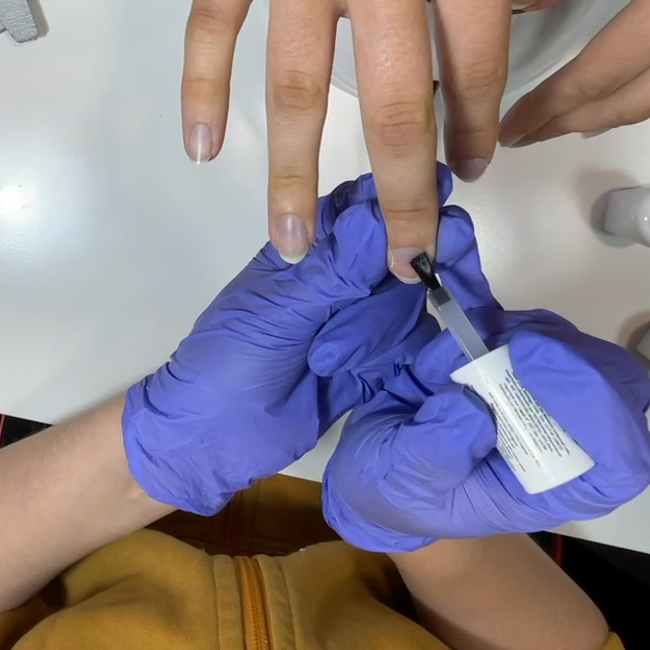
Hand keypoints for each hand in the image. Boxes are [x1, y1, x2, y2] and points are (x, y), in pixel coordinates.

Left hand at [123, 170, 448, 513]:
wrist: (215, 436)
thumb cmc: (229, 362)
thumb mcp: (278, 312)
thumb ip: (335, 270)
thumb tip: (383, 215)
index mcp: (308, 248)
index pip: (369, 212)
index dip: (405, 215)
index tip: (434, 229)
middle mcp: (342, 278)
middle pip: (402, 258)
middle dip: (396, 285)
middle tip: (364, 315)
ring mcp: (360, 321)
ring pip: (408, 307)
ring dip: (374, 335)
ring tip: (326, 360)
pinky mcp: (373, 365)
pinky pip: (409, 352)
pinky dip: (398, 362)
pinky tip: (364, 373)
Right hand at [186, 0, 516, 278]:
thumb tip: (457, 33)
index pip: (475, 68)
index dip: (474, 132)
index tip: (469, 173)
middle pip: (395, 105)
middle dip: (405, 192)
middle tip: (405, 256)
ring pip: (298, 88)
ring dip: (296, 174)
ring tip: (294, 240)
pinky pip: (213, 29)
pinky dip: (202, 89)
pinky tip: (201, 147)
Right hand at [318, 214, 649, 551]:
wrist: (369, 466)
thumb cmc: (393, 490)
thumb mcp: (402, 483)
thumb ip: (435, 453)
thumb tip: (474, 406)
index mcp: (547, 486)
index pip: (619, 460)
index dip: (598, 409)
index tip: (534, 364)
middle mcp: (556, 437)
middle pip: (610, 388)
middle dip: (566, 356)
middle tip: (504, 342)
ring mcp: (533, 392)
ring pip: (565, 345)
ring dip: (513, 333)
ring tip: (437, 361)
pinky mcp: (503, 358)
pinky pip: (518, 323)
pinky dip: (488, 309)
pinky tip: (450, 306)